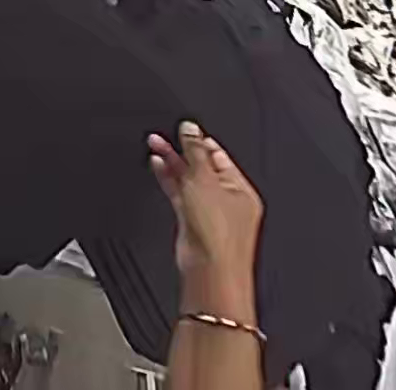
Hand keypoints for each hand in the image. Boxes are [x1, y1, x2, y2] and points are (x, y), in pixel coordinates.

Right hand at [148, 122, 262, 283]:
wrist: (209, 269)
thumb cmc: (219, 233)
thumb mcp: (205, 179)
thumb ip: (194, 151)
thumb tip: (190, 128)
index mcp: (241, 189)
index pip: (218, 155)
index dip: (199, 139)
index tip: (182, 127)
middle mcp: (227, 200)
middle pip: (201, 166)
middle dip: (181, 150)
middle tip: (161, 135)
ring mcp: (209, 210)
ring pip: (188, 178)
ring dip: (171, 161)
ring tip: (154, 144)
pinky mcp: (192, 219)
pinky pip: (178, 192)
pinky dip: (168, 178)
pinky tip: (157, 165)